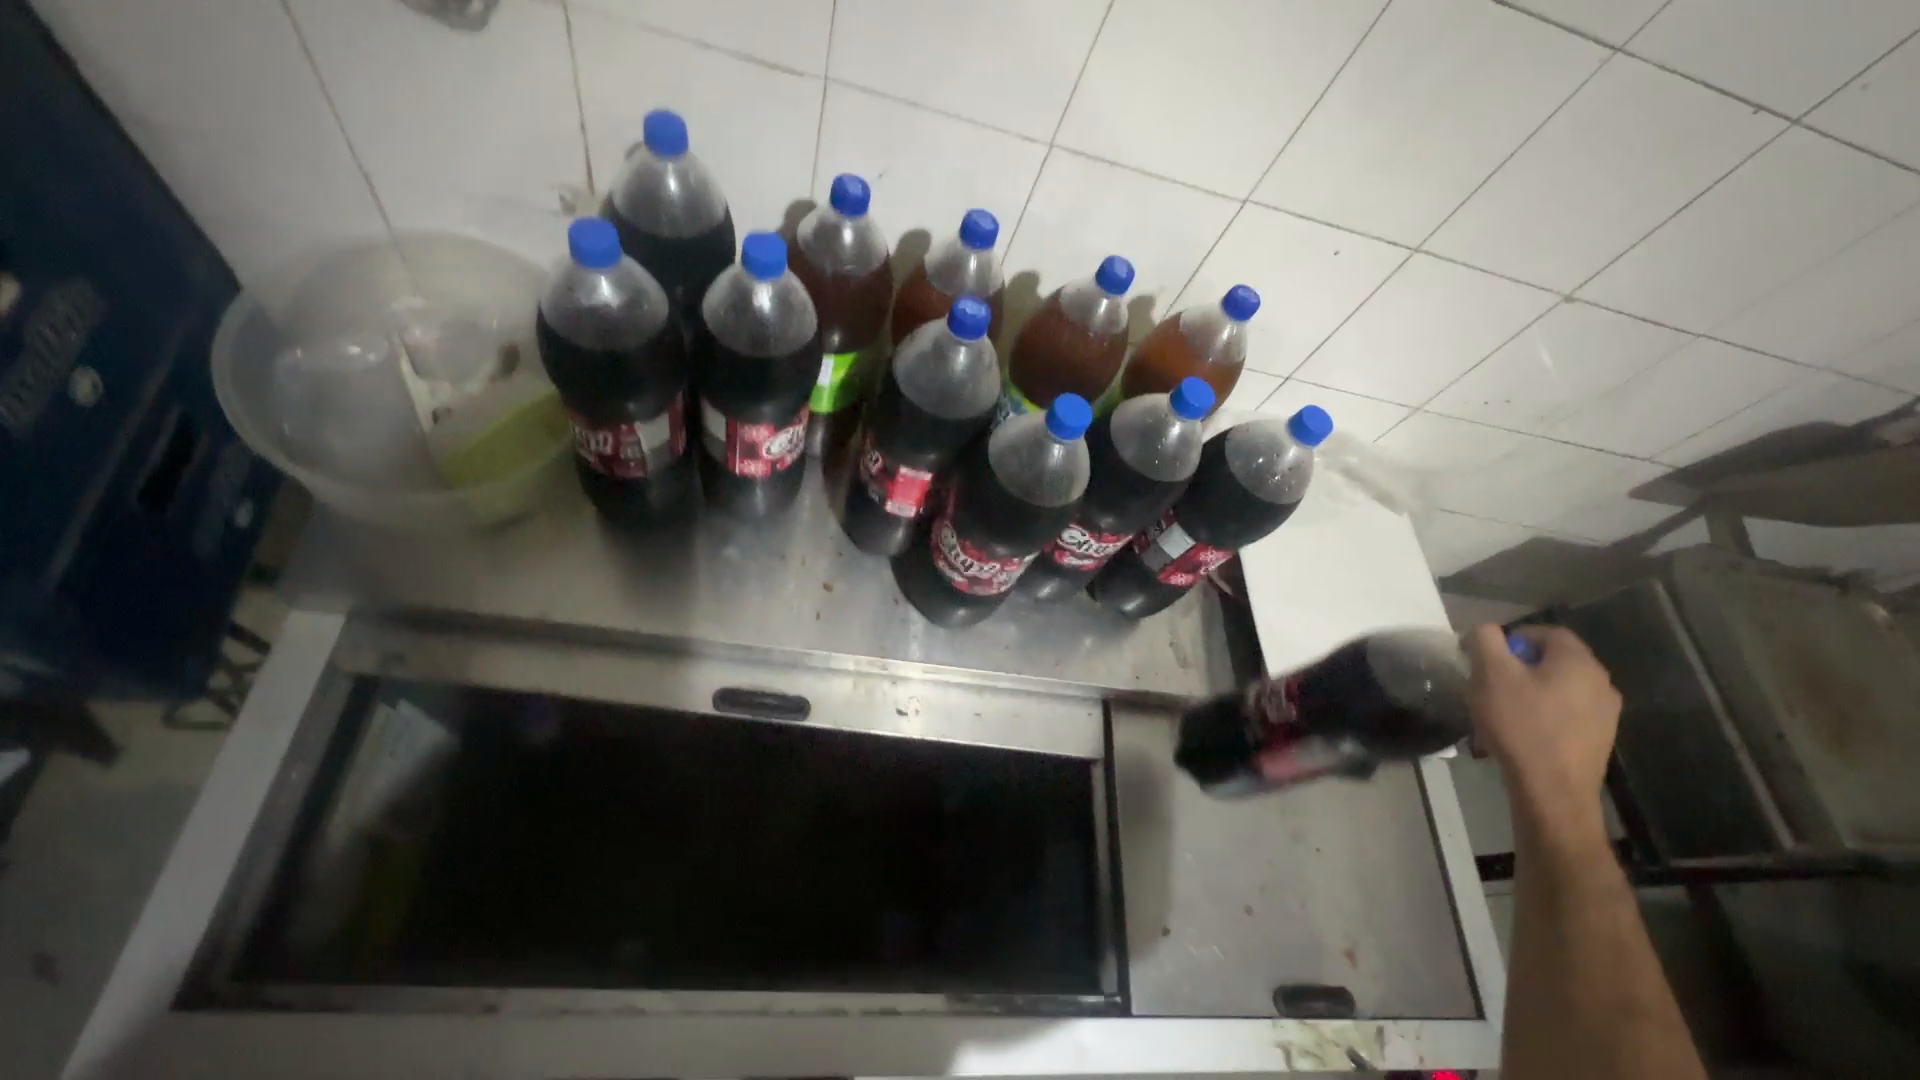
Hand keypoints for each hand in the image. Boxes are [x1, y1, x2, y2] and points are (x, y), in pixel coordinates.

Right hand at [1464, 624, 1621, 844]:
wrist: (1553, 791)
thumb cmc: (1521, 725)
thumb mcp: (1491, 675)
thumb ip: (1486, 641)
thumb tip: (1486, 629)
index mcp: (1578, 661)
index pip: (1546, 632)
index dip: (1513, 638)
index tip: (1487, 658)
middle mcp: (1601, 682)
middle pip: (1553, 662)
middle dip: (1517, 668)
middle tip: (1488, 685)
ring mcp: (1605, 714)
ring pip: (1558, 689)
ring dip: (1528, 693)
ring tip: (1500, 713)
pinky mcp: (1599, 740)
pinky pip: (1565, 715)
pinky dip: (1542, 717)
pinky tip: (1519, 736)